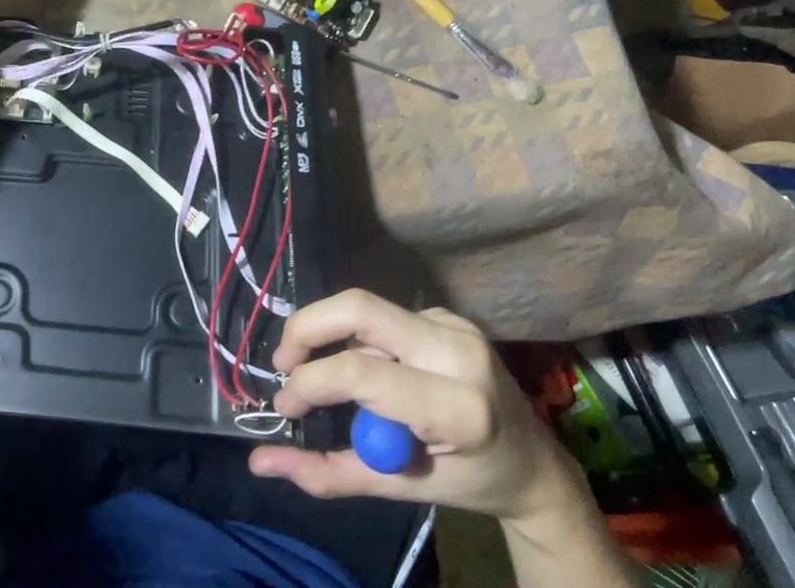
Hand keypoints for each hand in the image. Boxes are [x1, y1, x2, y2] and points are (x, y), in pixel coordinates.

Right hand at [247, 289, 585, 525]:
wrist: (533, 463)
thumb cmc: (466, 482)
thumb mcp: (397, 486)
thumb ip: (327, 472)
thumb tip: (260, 462)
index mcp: (456, 407)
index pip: (361, 374)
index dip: (310, 384)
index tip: (286, 407)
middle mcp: (459, 353)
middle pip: (359, 309)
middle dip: (307, 329)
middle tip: (284, 363)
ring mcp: (457, 326)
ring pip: (365, 309)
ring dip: (330, 336)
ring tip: (328, 377)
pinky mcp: (449, 315)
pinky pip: (383, 316)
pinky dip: (358, 338)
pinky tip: (372, 368)